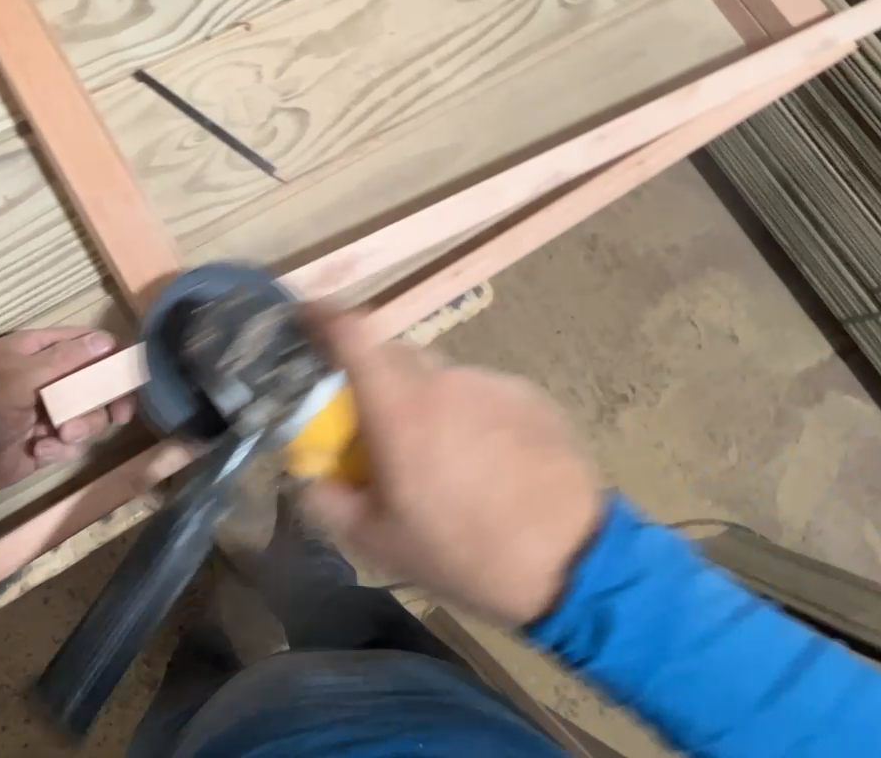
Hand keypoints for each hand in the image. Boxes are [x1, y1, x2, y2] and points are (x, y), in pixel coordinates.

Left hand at [0, 328, 133, 495]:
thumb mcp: (20, 376)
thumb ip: (65, 359)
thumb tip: (105, 340)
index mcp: (34, 352)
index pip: (82, 343)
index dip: (108, 353)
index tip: (129, 369)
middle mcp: (44, 379)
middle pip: (93, 382)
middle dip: (105, 398)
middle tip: (120, 413)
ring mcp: (45, 413)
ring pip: (87, 415)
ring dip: (80, 426)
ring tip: (59, 434)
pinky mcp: (44, 444)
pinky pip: (71, 443)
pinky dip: (59, 448)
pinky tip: (38, 450)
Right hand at [298, 306, 604, 625]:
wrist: (576, 565)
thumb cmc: (464, 552)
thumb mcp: (377, 543)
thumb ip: (327, 502)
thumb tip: (310, 476)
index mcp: (397, 406)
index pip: (350, 332)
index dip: (321, 316)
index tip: (304, 317)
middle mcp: (443, 379)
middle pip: (391, 357)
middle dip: (372, 381)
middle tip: (375, 429)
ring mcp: (491, 383)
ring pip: (438, 378)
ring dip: (424, 403)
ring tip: (441, 459)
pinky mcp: (530, 397)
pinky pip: (480, 393)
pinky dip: (467, 415)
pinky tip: (486, 463)